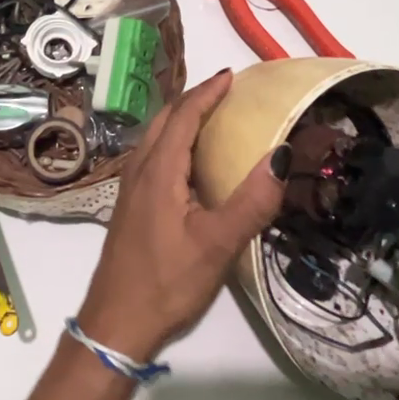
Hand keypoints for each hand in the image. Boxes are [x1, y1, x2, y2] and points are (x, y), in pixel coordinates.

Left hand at [75, 70, 286, 362]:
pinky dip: (174, 142)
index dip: (207, 93)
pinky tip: (191, 162)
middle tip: (227, 92)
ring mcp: (131, 189)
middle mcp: (140, 171)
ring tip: (213, 118)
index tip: (232, 76)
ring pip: (155, 138)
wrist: (116, 322)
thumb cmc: (167, 282)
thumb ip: (252, 200)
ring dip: (181, 119)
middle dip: (194, 99)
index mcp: (159, 171)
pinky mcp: (131, 206)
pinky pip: (153, 157)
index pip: (183, 115)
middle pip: (165, 120)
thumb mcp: (218, 244)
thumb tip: (281, 154)